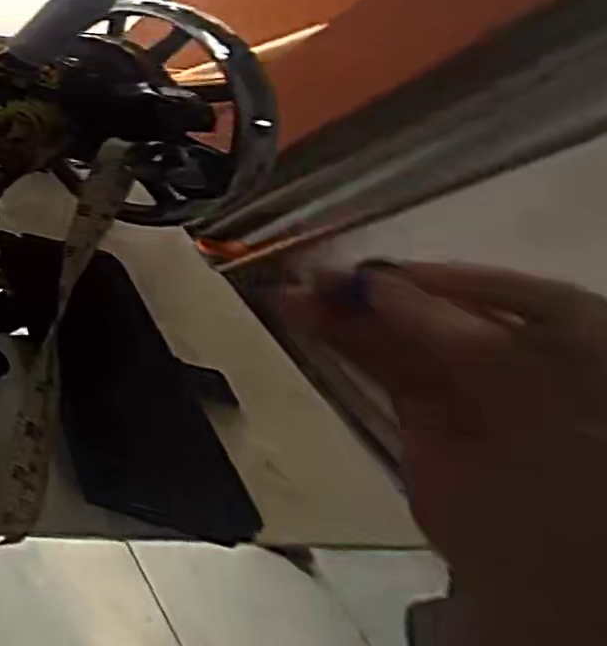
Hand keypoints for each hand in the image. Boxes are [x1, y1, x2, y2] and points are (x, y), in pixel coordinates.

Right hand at [278, 262, 606, 642]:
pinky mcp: (428, 412)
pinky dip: (338, 336)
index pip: (538, 303)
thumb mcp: (536, 417)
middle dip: (386, 293)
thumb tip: (383, 285)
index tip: (391, 271)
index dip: (462, 280)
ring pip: (407, 336)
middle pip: (457, 316)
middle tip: (320, 275)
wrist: (541, 595)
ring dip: (347, 310)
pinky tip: (297, 313)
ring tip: (290, 290)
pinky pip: (382, 362)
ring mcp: (482, 395)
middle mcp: (545, 374)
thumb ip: (472, 348)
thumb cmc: (564, 503)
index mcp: (592, 368)